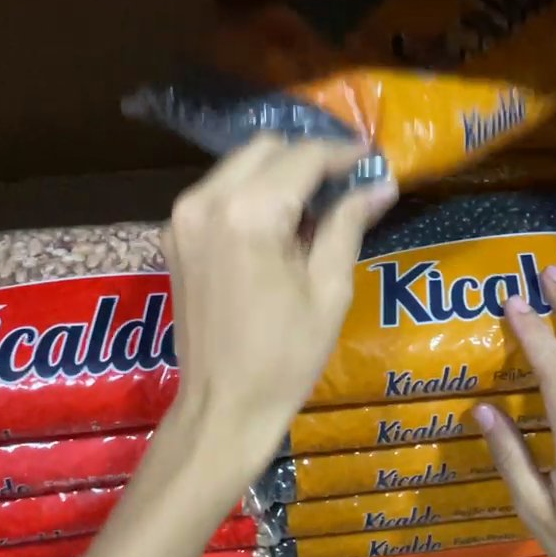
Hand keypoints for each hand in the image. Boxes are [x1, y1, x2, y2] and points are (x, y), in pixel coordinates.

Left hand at [163, 135, 398, 461]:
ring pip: (239, 166)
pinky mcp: (175, 238)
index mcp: (249, 215)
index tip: (371, 161)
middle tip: (345, 184)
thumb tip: (380, 185)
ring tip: (315, 208)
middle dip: (308, 158)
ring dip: (279, 174)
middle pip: (266, 149)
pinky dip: (251, 195)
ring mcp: (183, 219)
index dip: (342, 154)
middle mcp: (206, 202)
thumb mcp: (329, 291)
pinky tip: (278, 227)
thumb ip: (348, 226)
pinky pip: (218, 194)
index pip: (303, 158)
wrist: (224, 407)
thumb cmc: (285, 359)